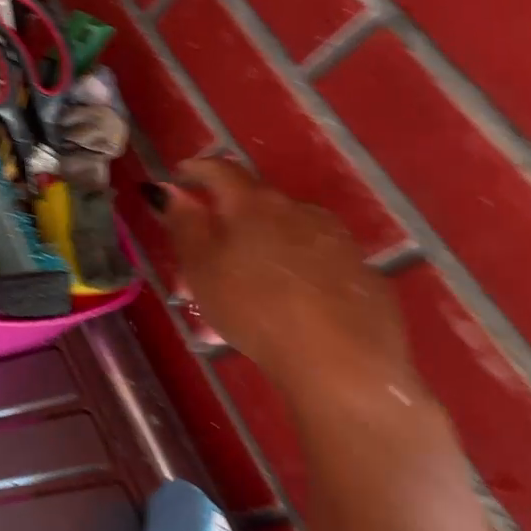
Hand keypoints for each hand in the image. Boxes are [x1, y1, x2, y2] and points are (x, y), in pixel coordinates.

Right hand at [156, 158, 412, 397]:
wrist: (340, 361)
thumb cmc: (252, 308)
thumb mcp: (200, 267)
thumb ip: (183, 223)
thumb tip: (167, 188)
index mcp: (253, 205)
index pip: (220, 170)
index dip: (195, 169)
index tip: (179, 177)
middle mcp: (299, 210)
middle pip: (256, 203)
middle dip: (229, 218)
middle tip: (208, 250)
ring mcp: (337, 240)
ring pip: (290, 231)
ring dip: (265, 244)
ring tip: (250, 281)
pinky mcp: (363, 273)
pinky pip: (319, 260)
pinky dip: (298, 270)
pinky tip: (291, 301)